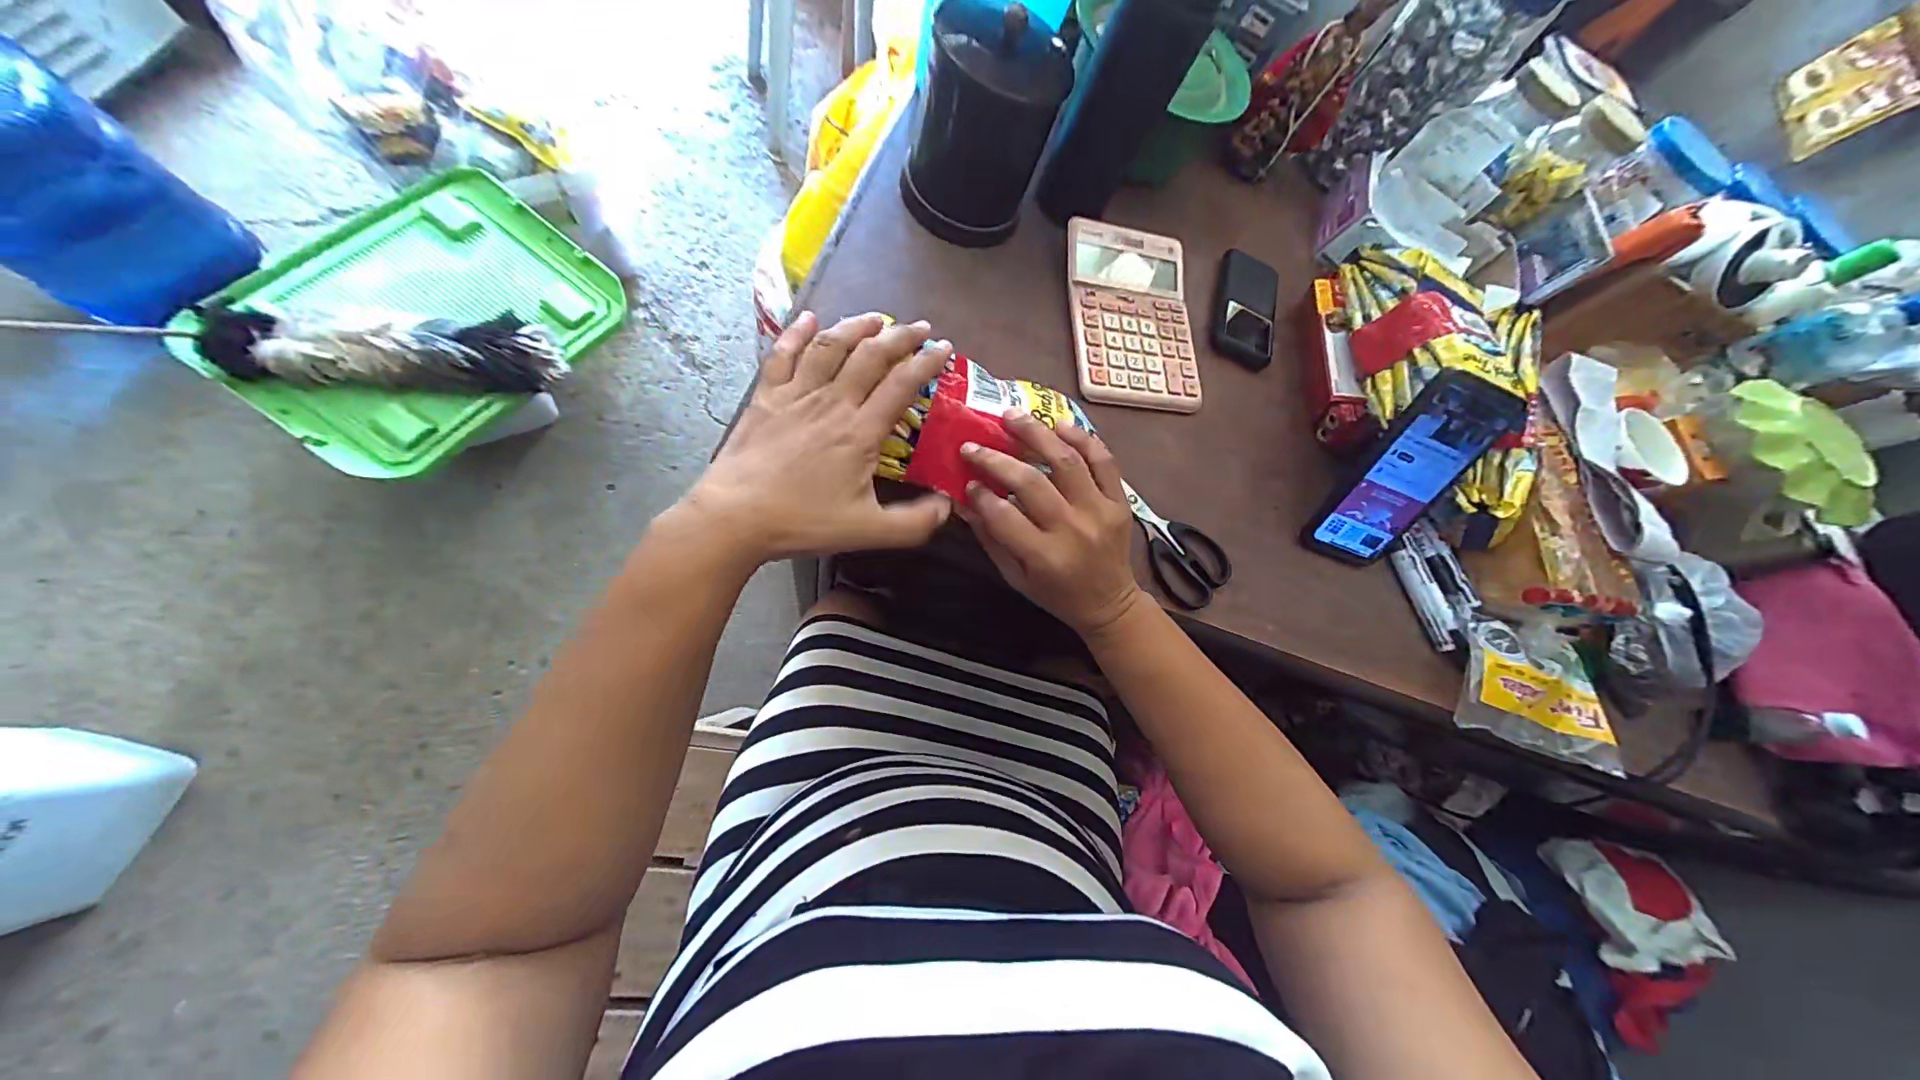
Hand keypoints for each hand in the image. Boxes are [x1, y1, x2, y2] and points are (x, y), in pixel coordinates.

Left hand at [679, 311, 953, 565]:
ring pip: (831, 347)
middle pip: (871, 355)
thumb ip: (915, 522)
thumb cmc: (803, 522)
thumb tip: (947, 506)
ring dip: (856, 327)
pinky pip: (784, 354)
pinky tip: (809, 318)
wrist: (736, 516)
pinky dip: (797, 333)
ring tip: (875, 319)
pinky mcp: (766, 397)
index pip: (902, 384)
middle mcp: (832, 403)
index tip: (945, 349)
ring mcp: (796, 395)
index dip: (927, 363)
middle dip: (901, 336)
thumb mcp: (869, 531)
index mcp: (860, 432)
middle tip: (921, 328)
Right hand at [956, 410, 1147, 637]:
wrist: (1110, 604)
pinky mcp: (1120, 501)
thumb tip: (966, 502)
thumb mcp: (1016, 577)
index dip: (980, 494)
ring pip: (1068, 461)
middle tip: (974, 444)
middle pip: (1031, 481)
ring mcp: (1100, 512)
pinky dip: (1082, 438)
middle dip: (997, 459)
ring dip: (1037, 434)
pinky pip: (1104, 461)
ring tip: (1013, 416)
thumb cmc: (1056, 594)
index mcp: (1044, 556)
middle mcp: (1073, 530)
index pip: (1004, 515)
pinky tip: (1059, 425)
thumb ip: (991, 539)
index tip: (966, 479)